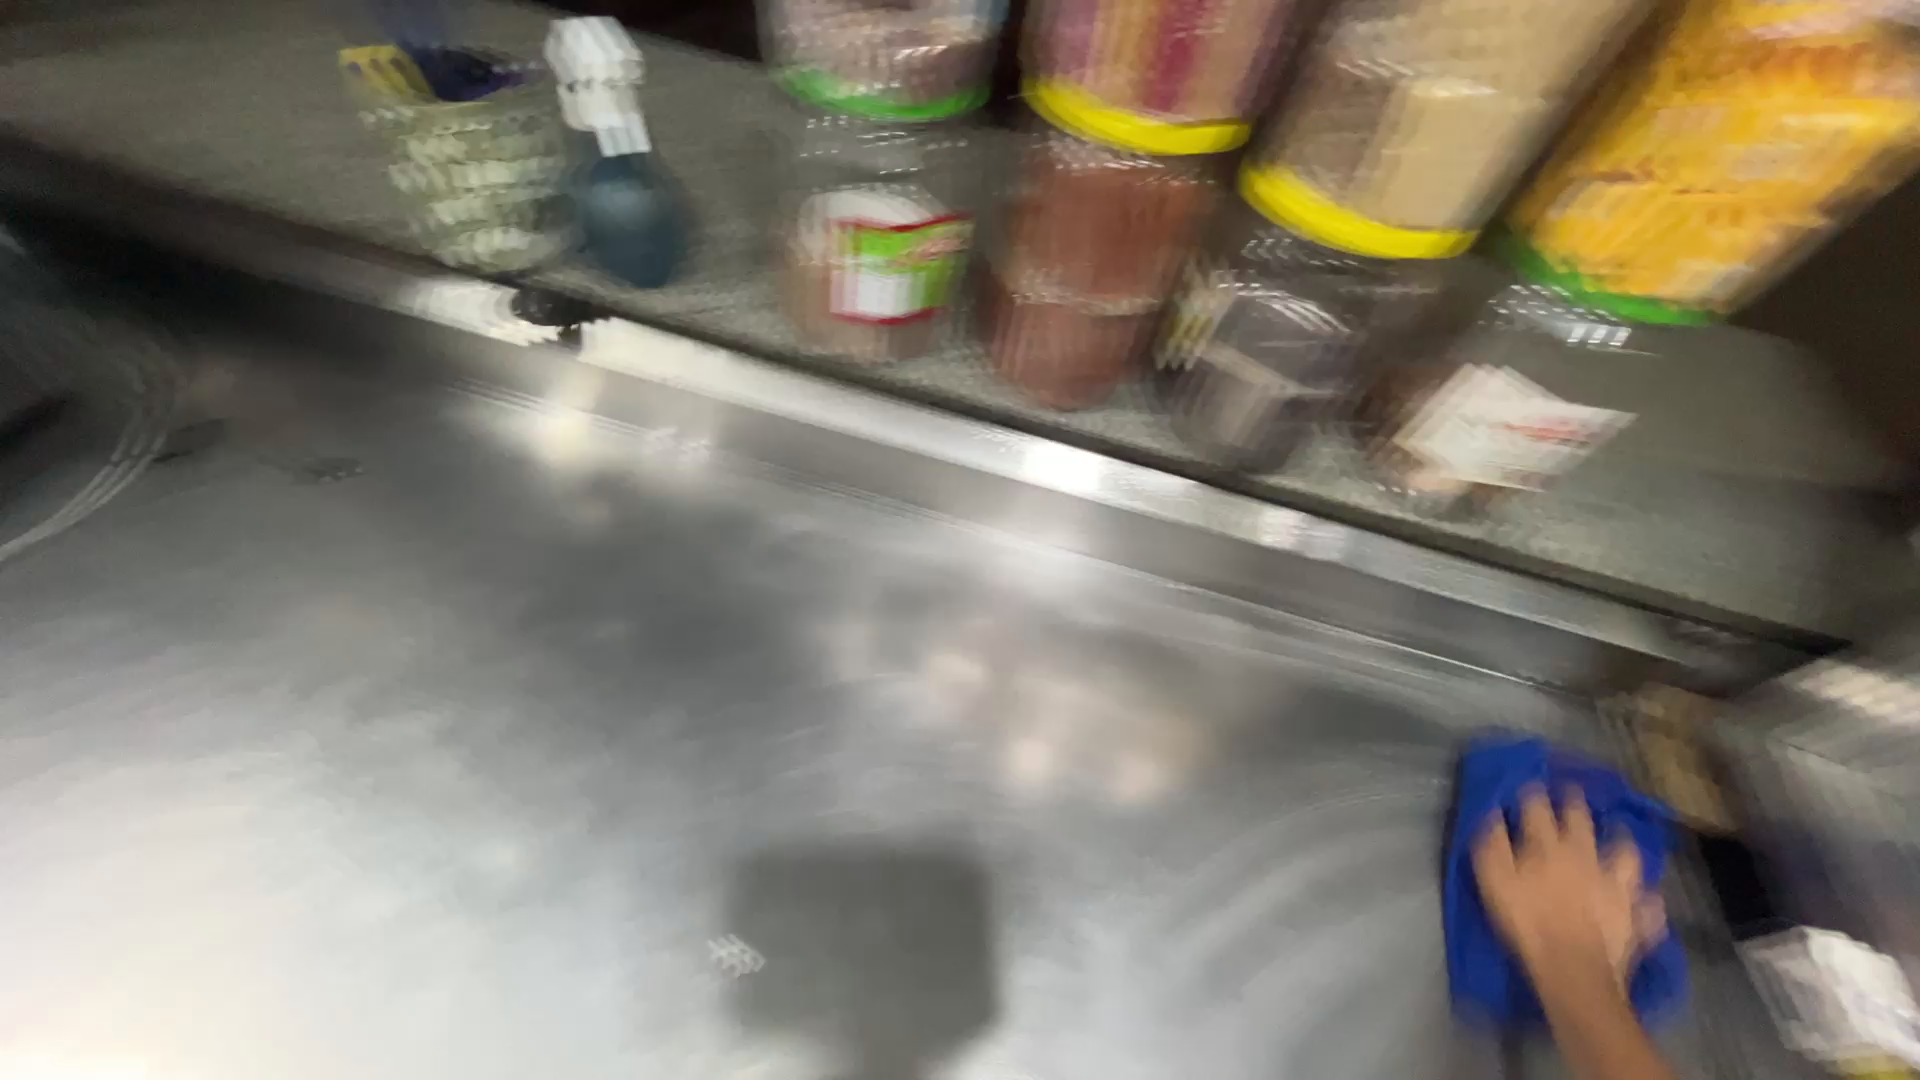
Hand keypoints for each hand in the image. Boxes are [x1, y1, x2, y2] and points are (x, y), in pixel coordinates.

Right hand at [1473, 786, 1665, 989]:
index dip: (1532, 792)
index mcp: (1547, 845)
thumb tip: (1492, 811)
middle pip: (1582, 821)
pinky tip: (1645, 892)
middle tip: (1573, 791)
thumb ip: (1492, 841)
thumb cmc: (1525, 918)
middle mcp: (1585, 856)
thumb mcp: (1493, 876)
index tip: (1529, 781)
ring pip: (1625, 853)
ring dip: (1621, 839)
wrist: (1573, 967)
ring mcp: (1617, 885)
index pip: (1538, 808)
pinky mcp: (1637, 914)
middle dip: (1575, 802)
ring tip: (1619, 832)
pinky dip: (1646, 893)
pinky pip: (1648, 900)